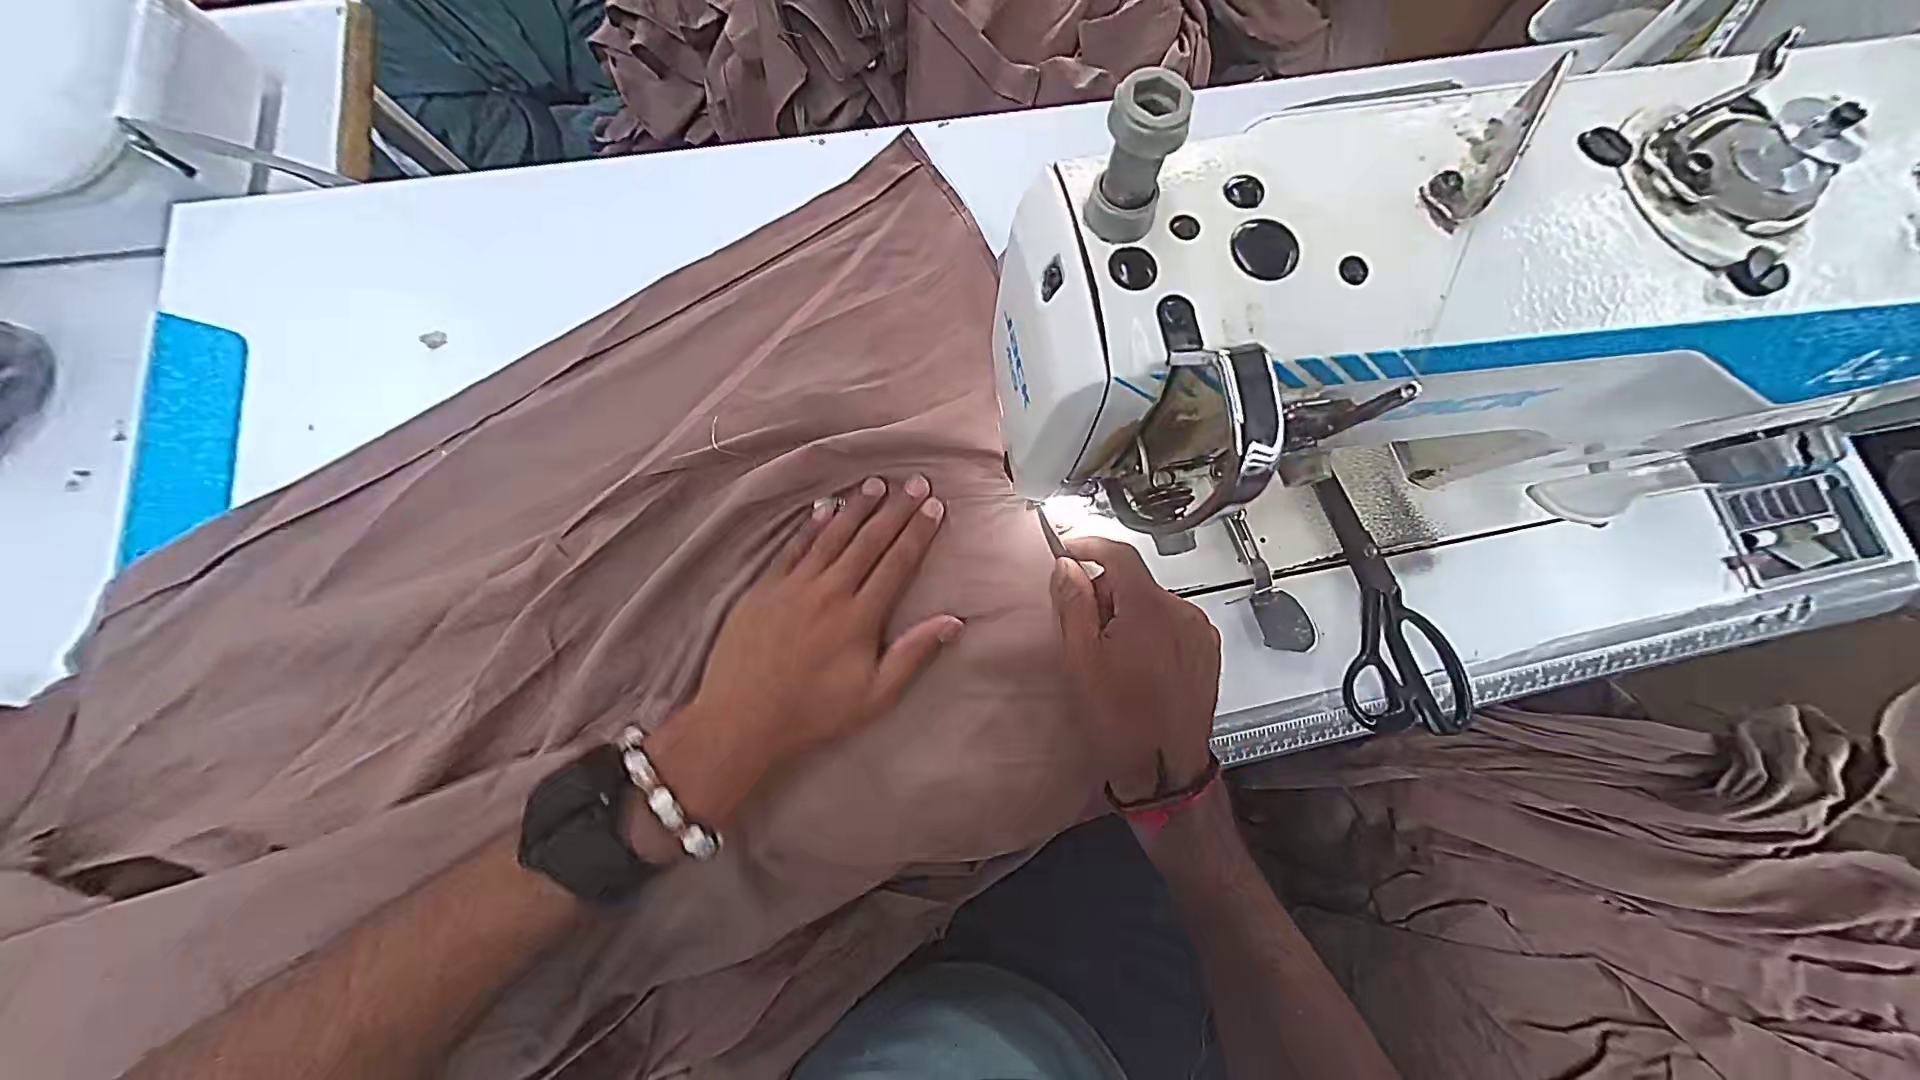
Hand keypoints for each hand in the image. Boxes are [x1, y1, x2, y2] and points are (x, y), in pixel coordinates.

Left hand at [642, 475, 961, 834]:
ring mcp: (793, 586)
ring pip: (832, 536)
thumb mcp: (874, 696)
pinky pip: (793, 547)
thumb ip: (913, 654)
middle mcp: (829, 592)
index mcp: (859, 617)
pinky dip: (812, 525)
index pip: (897, 563)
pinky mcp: (764, 588)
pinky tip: (825, 507)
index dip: (918, 533)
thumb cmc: (813, 712)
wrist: (741, 719)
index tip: (934, 507)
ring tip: (877, 484)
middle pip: (869, 541)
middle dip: (896, 509)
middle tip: (916, 482)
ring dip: (857, 507)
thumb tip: (953, 621)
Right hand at [1050, 537, 1219, 802]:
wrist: (1164, 769)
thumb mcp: (1081, 660)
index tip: (1071, 549)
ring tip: (1112, 657)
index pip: (1119, 554)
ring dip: (1127, 614)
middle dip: (1105, 593)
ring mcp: (1198, 633)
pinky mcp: (1206, 651)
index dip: (1090, 546)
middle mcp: (1182, 614)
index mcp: (1149, 610)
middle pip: (1134, 581)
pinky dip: (1150, 631)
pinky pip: (1171, 624)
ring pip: (1152, 603)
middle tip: (1084, 628)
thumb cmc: (1124, 723)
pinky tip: (1136, 666)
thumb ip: (1073, 604)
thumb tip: (1067, 568)